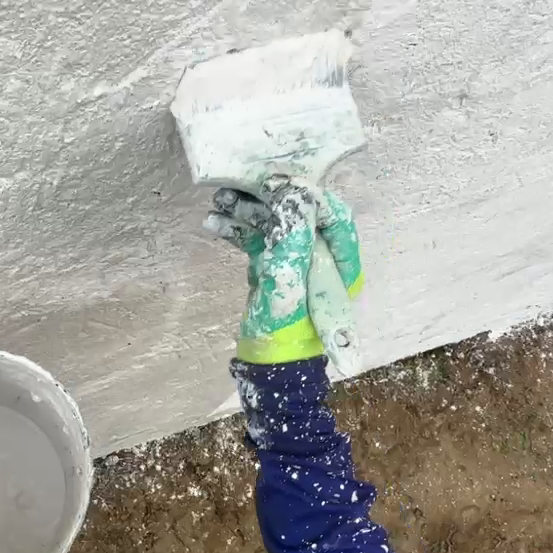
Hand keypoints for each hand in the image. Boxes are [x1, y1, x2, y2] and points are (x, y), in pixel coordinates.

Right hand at [205, 180, 363, 364]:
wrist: (268, 365)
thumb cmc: (285, 329)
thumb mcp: (288, 282)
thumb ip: (293, 238)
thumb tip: (291, 194)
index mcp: (338, 263)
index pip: (334, 218)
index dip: (309, 199)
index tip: (277, 188)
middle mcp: (320, 258)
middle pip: (299, 215)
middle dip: (269, 200)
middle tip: (240, 187)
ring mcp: (295, 262)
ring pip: (273, 224)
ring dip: (246, 210)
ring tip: (219, 201)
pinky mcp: (273, 267)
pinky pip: (256, 239)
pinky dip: (236, 229)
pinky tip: (214, 223)